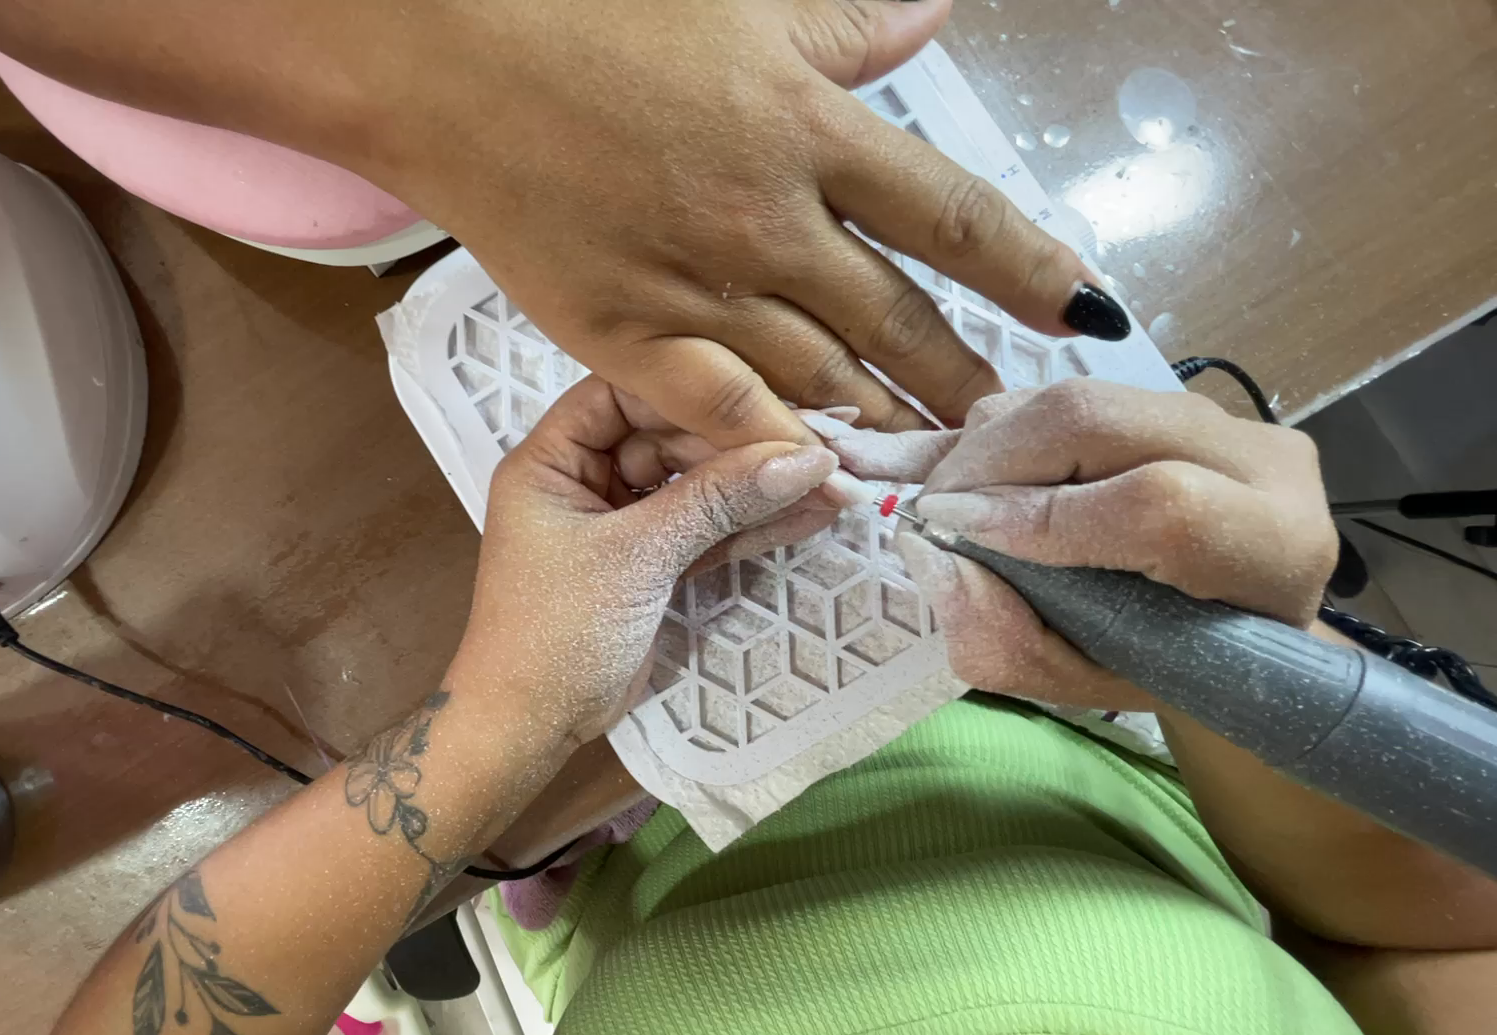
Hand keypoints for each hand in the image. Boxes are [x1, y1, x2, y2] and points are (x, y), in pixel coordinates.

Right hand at [336, 0, 1124, 440]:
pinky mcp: (631, 338)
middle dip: (957, 376)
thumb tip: (930, 19)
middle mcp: (774, 224)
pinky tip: (819, 474)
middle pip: (895, 319)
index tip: (1083, 318)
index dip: (1030, 272)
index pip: (955, 216)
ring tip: (927, 459)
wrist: (467, 80)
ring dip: (880, 421)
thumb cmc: (591, 27)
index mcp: (810, 131)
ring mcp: (702, 289)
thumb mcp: (736, 10)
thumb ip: (841, 30)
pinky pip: (721, 404)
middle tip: (1002, 424)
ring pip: (818, 374)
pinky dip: (776, 442)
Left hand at [454, 378, 861, 747]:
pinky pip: (702, 530)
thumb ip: (716, 501)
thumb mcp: (635, 556)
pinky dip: (748, 527)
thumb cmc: (558, 632)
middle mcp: (584, 478)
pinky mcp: (649, 561)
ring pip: (695, 487)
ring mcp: (620, 521)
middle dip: (743, 448)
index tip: (772, 401)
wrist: (533, 726)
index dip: (695, 393)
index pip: (625, 394)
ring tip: (838, 482)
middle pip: (670, 438)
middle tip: (825, 451)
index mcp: (552, 459)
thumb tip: (806, 457)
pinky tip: (808, 515)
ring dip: (758, 488)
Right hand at [805, 380, 1337, 710]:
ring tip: (944, 500)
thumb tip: (924, 550)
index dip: (1034, 516)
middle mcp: (1255, 462)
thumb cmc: (1150, 665)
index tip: (947, 532)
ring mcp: (1210, 417)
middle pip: (1093, 420)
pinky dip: (982, 432)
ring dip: (978, 447)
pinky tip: (938, 463)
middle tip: (927, 511)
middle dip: (983, 463)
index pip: (1154, 505)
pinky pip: (1050, 394)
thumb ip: (996, 635)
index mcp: (1265, 552)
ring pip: (1063, 398)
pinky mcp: (1155, 399)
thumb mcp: (1071, 682)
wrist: (1215, 621)